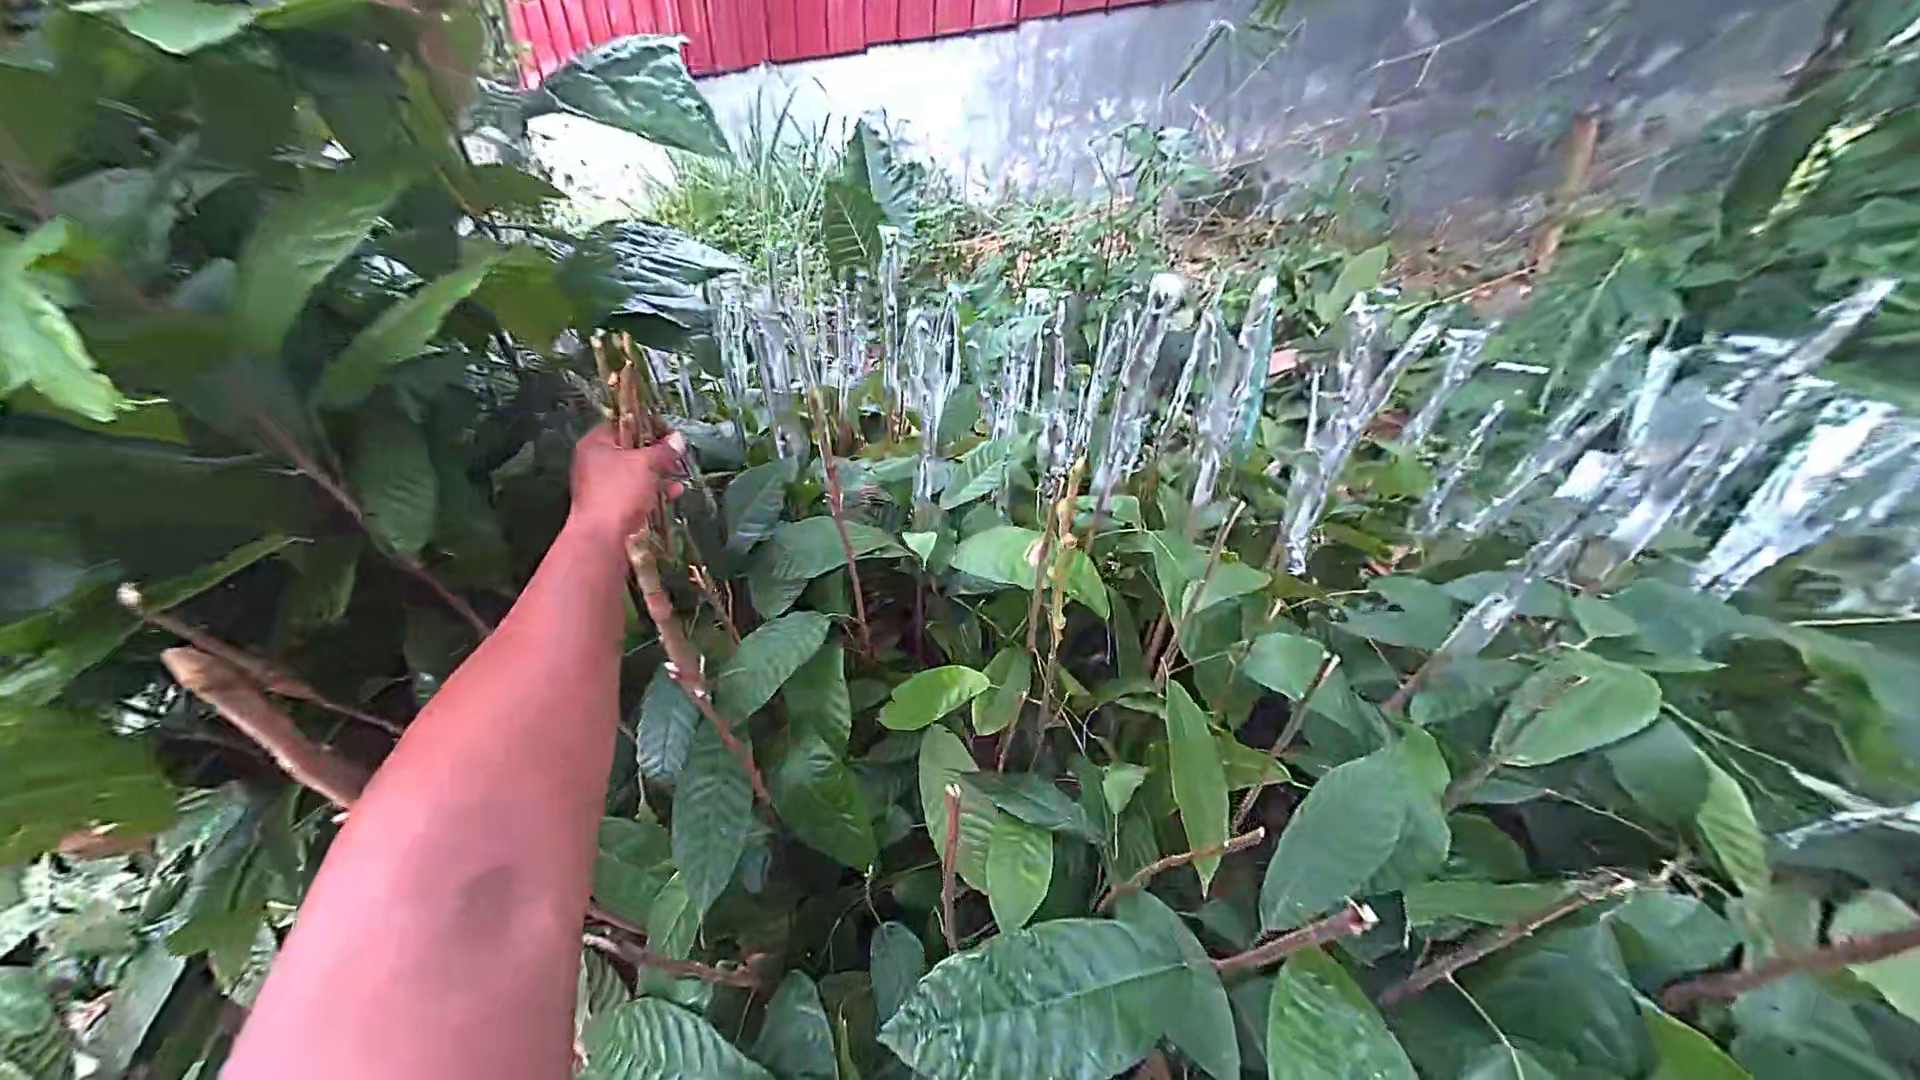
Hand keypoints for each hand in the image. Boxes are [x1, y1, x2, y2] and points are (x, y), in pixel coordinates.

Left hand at [566, 425, 685, 542]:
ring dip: (659, 473)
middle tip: (677, 455)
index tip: (670, 433)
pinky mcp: (613, 504)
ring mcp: (603, 484)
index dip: (648, 427)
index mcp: (596, 444)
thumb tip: (679, 439)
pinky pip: (637, 491)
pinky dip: (654, 491)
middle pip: (631, 450)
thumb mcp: (646, 463)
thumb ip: (663, 450)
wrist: (604, 533)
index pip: (623, 425)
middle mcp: (595, 461)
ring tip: (680, 474)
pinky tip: (674, 493)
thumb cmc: (620, 489)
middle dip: (657, 453)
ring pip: (636, 472)